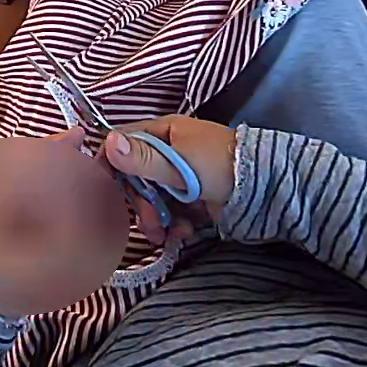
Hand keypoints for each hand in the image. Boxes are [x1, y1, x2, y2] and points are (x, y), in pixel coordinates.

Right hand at [102, 116, 237, 225]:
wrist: (263, 187)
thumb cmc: (219, 166)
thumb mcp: (178, 163)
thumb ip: (142, 158)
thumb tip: (109, 141)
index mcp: (164, 132)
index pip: (124, 144)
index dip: (111, 165)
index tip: (104, 190)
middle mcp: (169, 151)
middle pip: (137, 177)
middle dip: (141, 204)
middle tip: (151, 223)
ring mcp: (182, 175)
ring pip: (154, 198)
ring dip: (158, 219)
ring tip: (169, 234)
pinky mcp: (193, 196)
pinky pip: (173, 210)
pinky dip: (176, 224)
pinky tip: (185, 232)